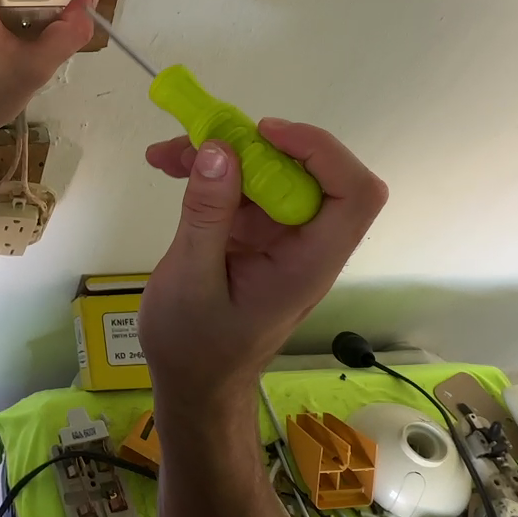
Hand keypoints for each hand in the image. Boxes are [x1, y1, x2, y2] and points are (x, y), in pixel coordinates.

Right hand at [138, 121, 387, 408]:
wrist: (191, 382)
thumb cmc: (195, 344)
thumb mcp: (191, 279)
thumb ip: (207, 215)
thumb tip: (220, 150)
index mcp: (307, 262)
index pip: (353, 194)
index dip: (321, 152)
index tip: (265, 134)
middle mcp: (303, 244)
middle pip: (306, 173)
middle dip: (252, 145)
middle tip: (196, 137)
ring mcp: (278, 239)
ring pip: (266, 174)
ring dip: (220, 155)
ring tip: (164, 155)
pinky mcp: (252, 237)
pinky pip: (240, 190)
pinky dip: (206, 173)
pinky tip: (168, 167)